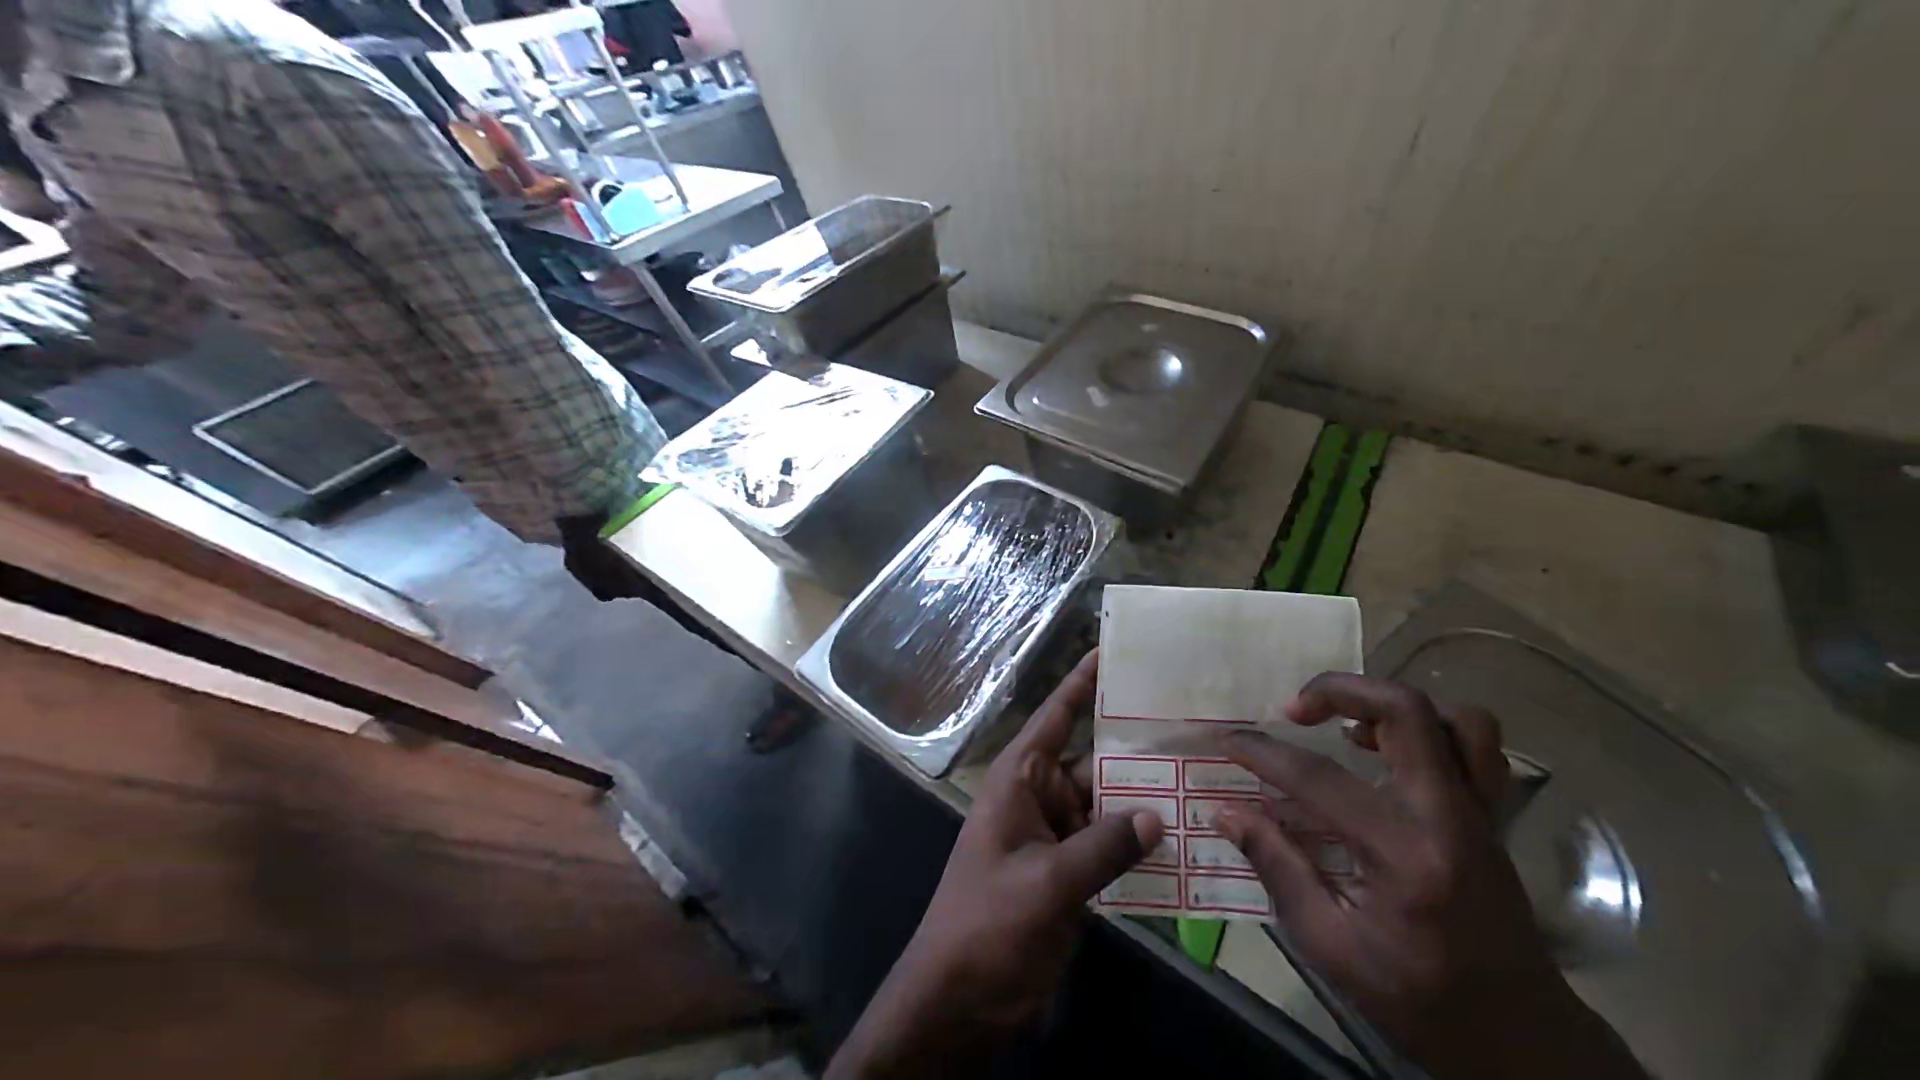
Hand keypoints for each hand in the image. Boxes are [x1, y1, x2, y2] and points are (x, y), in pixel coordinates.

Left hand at [827, 650, 1161, 1078]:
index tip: (1115, 649)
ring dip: (1149, 799)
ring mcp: (1058, 837)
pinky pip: (1113, 847)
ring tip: (1208, 777)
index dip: (1082, 683)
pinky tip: (1190, 840)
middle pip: (1094, 760)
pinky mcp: (1072, 874)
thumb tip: (1158, 814)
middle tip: (1196, 725)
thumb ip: (1102, 848)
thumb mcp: (1044, 882)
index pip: (1054, 717)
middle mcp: (1041, 798)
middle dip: (1137, 747)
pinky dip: (1143, 845)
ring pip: (1109, 805)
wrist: (962, 998)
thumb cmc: (987, 924)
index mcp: (1020, 780)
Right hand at [1216, 673, 1645, 1079]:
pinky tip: (1388, 752)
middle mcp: (1449, 816)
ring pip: (1453, 718)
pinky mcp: (1491, 818)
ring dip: (1392, 707)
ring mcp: (1479, 812)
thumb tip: (1226, 812)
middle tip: (1293, 710)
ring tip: (1348, 727)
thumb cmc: (1418, 999)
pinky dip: (1430, 729)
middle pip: (1404, 712)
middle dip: (1338, 691)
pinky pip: (1474, 748)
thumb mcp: (1330, 945)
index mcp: (1405, 854)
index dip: (1263, 753)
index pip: (1319, 778)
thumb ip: (1277, 867)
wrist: (1520, 1038)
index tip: (1227, 741)